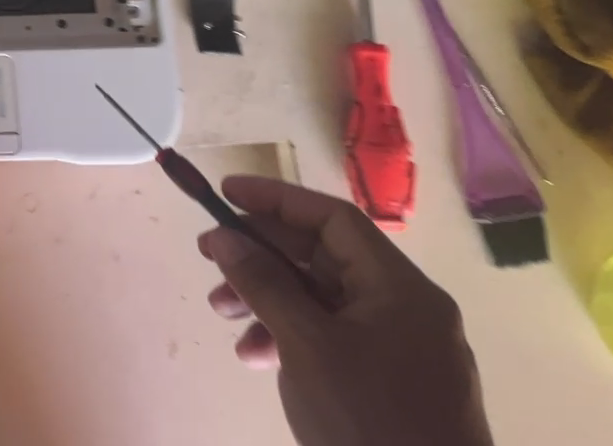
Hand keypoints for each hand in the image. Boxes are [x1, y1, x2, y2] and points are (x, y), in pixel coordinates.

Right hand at [200, 176, 491, 445]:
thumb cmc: (369, 419)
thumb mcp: (305, 343)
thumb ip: (262, 282)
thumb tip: (224, 236)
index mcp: (400, 290)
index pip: (332, 219)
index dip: (276, 199)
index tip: (224, 193)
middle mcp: (404, 308)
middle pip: (320, 256)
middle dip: (259, 255)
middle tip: (208, 257)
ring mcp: (398, 346)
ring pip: (317, 296)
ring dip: (264, 297)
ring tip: (222, 315)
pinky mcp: (387, 379)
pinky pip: (328, 334)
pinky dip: (286, 334)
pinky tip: (256, 356)